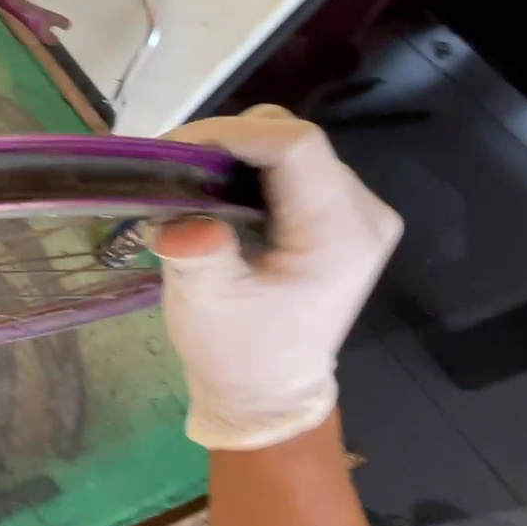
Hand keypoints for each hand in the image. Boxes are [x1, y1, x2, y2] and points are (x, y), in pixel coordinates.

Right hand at [155, 105, 401, 449]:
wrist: (264, 392)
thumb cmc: (236, 351)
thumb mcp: (206, 305)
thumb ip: (198, 254)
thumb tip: (176, 218)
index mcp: (339, 231)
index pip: (295, 146)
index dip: (229, 133)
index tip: (169, 150)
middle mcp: (359, 211)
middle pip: (292, 140)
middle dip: (223, 141)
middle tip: (167, 167)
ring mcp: (349, 214)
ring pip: (287, 149)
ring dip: (228, 155)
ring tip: (181, 181)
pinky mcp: (329, 219)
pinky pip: (285, 171)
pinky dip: (239, 171)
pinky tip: (207, 196)